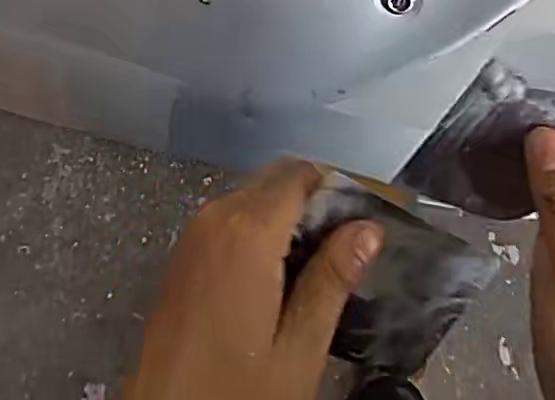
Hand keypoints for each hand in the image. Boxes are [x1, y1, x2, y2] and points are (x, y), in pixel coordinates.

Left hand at [127, 159, 383, 399]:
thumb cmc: (236, 389)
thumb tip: (369, 229)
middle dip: (312, 203)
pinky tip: (274, 275)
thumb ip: (333, 278)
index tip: (357, 220)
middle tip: (340, 250)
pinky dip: (258, 228)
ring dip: (286, 216)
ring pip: (255, 195)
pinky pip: (232, 216)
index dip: (334, 190)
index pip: (301, 175)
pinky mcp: (185, 248)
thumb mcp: (298, 347)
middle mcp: (218, 214)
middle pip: (277, 180)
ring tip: (311, 268)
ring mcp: (197, 229)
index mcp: (249, 230)